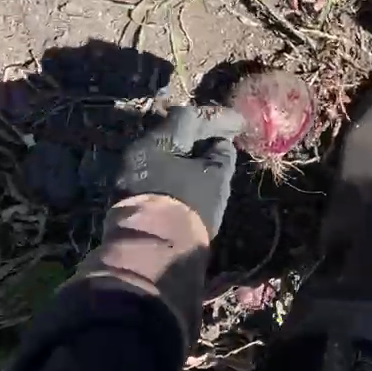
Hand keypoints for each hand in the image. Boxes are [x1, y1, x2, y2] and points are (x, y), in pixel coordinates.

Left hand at [114, 106, 243, 236]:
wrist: (154, 253)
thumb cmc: (189, 206)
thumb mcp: (214, 176)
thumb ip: (221, 154)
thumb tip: (220, 144)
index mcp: (157, 141)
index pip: (190, 117)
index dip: (217, 118)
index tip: (238, 124)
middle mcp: (139, 152)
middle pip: (174, 134)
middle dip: (201, 134)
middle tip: (225, 137)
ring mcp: (132, 174)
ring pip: (166, 154)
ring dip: (190, 153)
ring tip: (214, 157)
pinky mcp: (132, 196)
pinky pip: (161, 171)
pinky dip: (180, 168)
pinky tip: (196, 175)